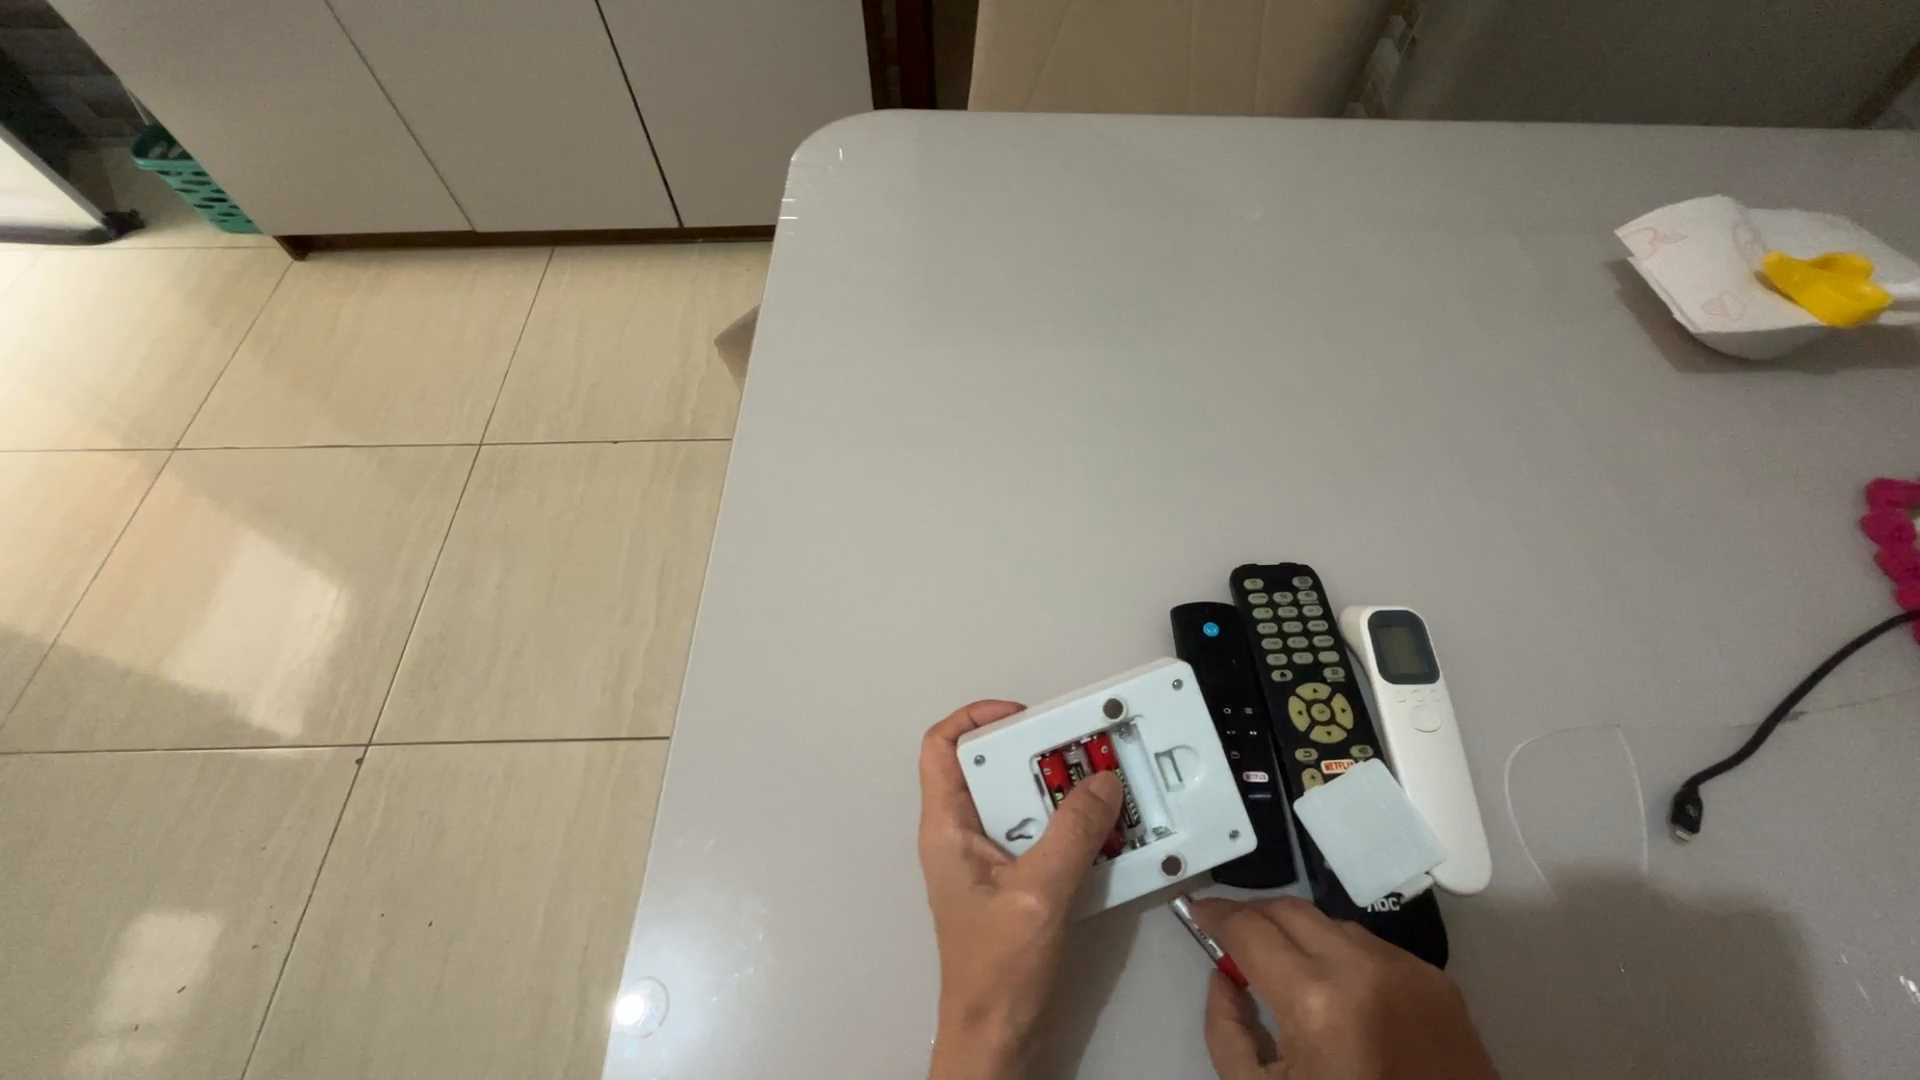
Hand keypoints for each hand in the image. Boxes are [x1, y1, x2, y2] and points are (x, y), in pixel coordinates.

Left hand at [919, 701, 1123, 1079]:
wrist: (998, 1034)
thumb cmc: (996, 970)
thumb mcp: (1038, 892)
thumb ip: (1073, 833)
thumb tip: (1102, 784)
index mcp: (946, 826)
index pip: (942, 746)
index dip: (977, 717)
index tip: (1025, 717)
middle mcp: (963, 833)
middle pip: (993, 766)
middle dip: (1037, 754)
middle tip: (1079, 752)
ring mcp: (989, 856)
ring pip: (1023, 799)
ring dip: (1061, 792)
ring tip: (1099, 788)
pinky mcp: (1015, 877)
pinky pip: (1042, 833)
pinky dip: (1070, 824)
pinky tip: (1102, 831)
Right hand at [1193, 896, 1497, 1079]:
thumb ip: (1226, 1030)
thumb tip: (1224, 976)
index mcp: (1315, 1001)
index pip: (1248, 928)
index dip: (1214, 914)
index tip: (1197, 912)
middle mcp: (1362, 968)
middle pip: (1288, 909)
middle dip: (1253, 916)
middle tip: (1232, 937)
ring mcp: (1407, 970)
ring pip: (1331, 923)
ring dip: (1298, 934)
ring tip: (1287, 969)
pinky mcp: (1439, 982)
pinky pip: (1372, 947)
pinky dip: (1342, 955)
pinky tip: (1340, 992)